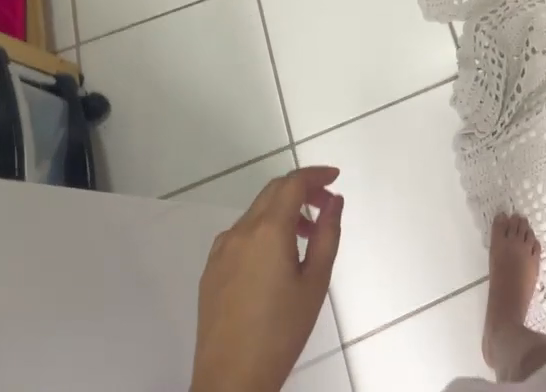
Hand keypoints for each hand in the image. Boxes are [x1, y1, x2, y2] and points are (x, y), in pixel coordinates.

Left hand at [191, 166, 344, 391]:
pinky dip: (263, 230)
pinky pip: (240, 235)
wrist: (230, 381)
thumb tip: (334, 200)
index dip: (316, 175)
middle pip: (272, 192)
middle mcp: (240, 232)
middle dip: (302, 190)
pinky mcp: (210, 271)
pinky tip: (275, 259)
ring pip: (255, 213)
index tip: (336, 179)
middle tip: (326, 206)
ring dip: (283, 211)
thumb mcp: (316, 282)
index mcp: (268, 231)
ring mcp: (220, 252)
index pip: (293, 184)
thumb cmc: (282, 332)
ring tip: (305, 237)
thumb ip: (327, 234)